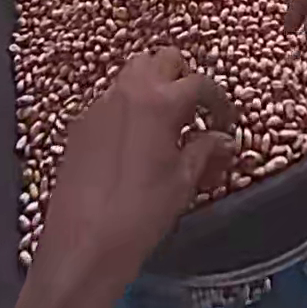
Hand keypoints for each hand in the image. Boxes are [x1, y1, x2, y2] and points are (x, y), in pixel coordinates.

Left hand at [29, 49, 234, 291]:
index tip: (225, 119)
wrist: (81, 247)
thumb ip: (205, 150)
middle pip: (164, 59)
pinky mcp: (81, 122)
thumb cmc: (141, 214)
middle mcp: (130, 90)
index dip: (218, 99)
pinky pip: (112, 97)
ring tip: (164, 117)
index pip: (200, 82)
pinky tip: (133, 138)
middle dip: (184, 77)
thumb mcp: (182, 182)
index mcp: (161, 101)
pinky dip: (129, 103)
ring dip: (154, 83)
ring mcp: (101, 103)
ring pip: (134, 70)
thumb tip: (224, 139)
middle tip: (193, 109)